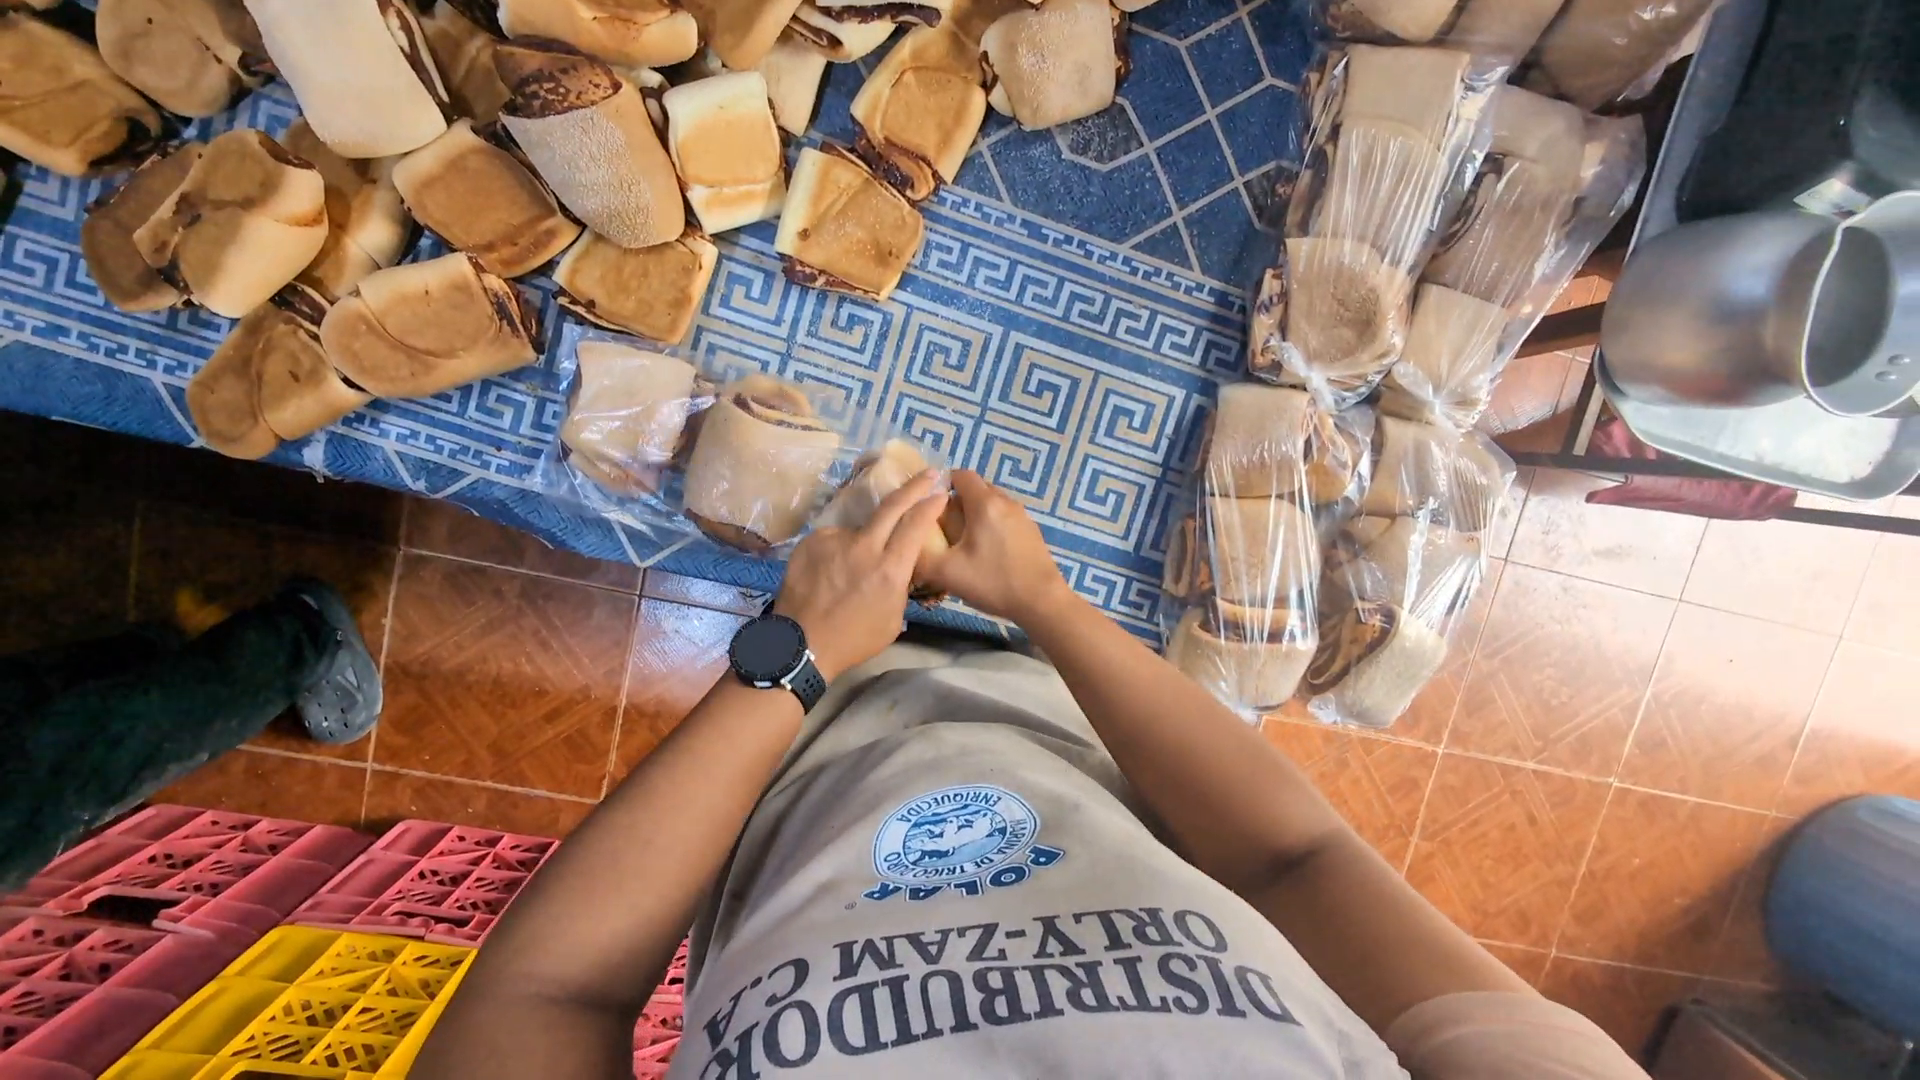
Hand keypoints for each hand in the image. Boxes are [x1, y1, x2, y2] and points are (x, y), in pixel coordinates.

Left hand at [773, 470, 948, 680]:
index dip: (931, 504)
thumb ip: (900, 584)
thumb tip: (900, 564)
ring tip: (856, 566)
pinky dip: (839, 550)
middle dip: (914, 487)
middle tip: (927, 474)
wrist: (801, 645)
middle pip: (893, 506)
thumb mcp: (893, 618)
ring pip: (860, 528)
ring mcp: (834, 541)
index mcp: (889, 569)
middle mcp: (864, 547)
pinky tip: (833, 571)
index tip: (941, 492)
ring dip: (866, 538)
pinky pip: (834, 539)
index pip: (916, 524)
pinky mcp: (811, 542)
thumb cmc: (854, 639)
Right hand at [918, 470, 1071, 622]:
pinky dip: (992, 527)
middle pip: (977, 488)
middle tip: (944, 527)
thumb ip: (920, 557)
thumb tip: (907, 545)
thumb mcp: (947, 573)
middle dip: (958, 502)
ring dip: (976, 515)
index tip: (930, 506)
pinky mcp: (1032, 532)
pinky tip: (987, 554)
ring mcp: (1022, 516)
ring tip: (964, 542)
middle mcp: (1006, 502)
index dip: (942, 485)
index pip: (961, 475)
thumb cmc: (994, 582)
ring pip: (992, 504)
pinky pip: (1005, 518)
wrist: (1042, 601)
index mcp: (985, 503)